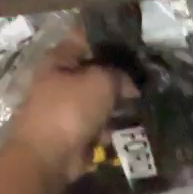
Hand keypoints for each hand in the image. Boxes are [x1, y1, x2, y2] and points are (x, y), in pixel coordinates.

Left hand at [2, 34, 136, 181]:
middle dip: (118, 74)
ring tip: (140, 103)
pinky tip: (126, 127)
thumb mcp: (102, 81)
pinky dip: (110, 126)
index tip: (135, 42)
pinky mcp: (71, 131)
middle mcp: (58, 80)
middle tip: (145, 76)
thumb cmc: (70, 109)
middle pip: (94, 70)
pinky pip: (98, 123)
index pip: (85, 37)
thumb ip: (120, 74)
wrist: (47, 156)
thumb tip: (130, 85)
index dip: (110, 37)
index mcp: (58, 59)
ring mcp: (64, 107)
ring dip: (116, 103)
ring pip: (98, 98)